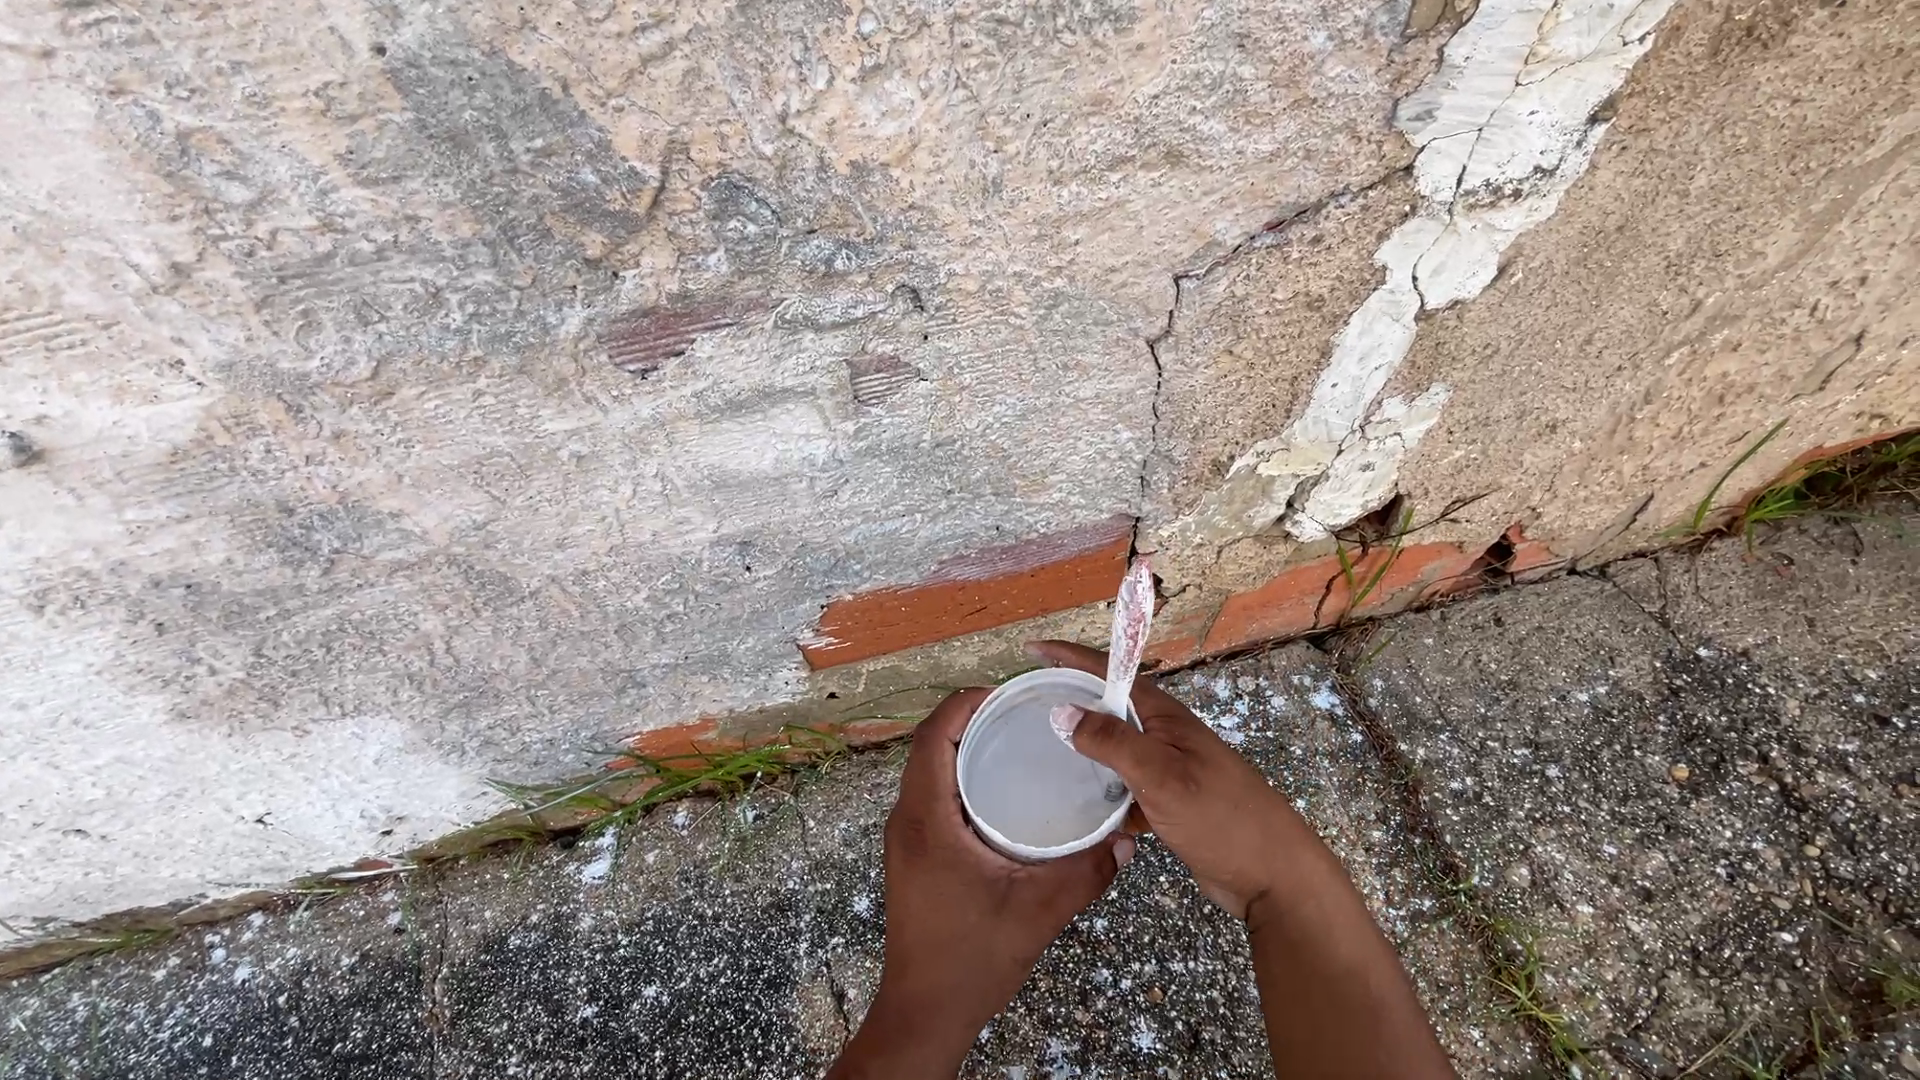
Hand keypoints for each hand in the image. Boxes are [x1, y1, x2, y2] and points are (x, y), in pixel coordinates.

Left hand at [826, 688, 1134, 1079]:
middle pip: (928, 745)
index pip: (931, 736)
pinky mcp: (912, 852)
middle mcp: (906, 818)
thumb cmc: (971, 959)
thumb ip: (1084, 874)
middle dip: (968, 719)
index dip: (963, 703)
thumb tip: (1126, 840)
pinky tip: (999, 790)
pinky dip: (959, 776)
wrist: (924, 1012)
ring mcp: (905, 836)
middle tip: (1019, 713)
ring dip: (962, 747)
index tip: (1005, 693)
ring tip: (1013, 741)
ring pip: (928, 769)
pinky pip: (931, 793)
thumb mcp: (1036, 914)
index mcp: (925, 819)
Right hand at [1026, 639, 1308, 920]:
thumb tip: (1061, 710)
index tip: (1030, 650)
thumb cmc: (1221, 817)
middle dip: (1070, 696)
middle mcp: (1163, 733)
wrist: (1273, 876)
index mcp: (1163, 715)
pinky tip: (1077, 805)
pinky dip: (1099, 788)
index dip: (1069, 656)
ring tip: (1040, 750)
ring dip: (1082, 745)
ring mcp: (1167, 767)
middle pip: (1108, 705)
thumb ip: (1112, 742)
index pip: (1110, 670)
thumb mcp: (1162, 776)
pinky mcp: (1166, 800)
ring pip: (1113, 747)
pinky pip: (1122, 784)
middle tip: (1025, 702)